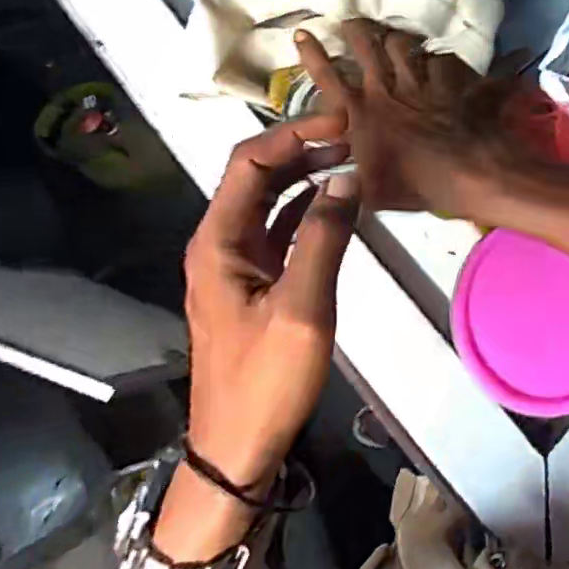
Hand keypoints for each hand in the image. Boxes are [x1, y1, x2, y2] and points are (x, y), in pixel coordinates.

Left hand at [182, 115, 358, 494]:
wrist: (237, 447)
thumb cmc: (265, 381)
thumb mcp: (302, 308)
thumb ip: (324, 238)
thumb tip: (346, 176)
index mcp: (217, 240)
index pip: (249, 163)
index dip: (292, 133)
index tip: (341, 121)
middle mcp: (219, 240)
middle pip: (256, 175)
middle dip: (300, 147)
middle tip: (351, 134)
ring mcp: (234, 260)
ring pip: (267, 200)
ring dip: (303, 175)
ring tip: (349, 157)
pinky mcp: (251, 279)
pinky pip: (277, 229)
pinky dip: (305, 209)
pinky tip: (335, 201)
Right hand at [295, 20, 523, 215]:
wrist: (468, 174)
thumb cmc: (416, 184)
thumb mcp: (371, 191)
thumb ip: (349, 179)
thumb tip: (334, 179)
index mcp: (360, 112)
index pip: (328, 76)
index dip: (312, 53)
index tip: (303, 32)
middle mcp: (386, 88)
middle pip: (366, 45)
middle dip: (355, 29)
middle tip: (350, 23)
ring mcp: (420, 81)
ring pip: (402, 44)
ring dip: (394, 38)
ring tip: (392, 36)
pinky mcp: (450, 81)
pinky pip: (439, 58)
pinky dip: (434, 57)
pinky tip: (436, 59)